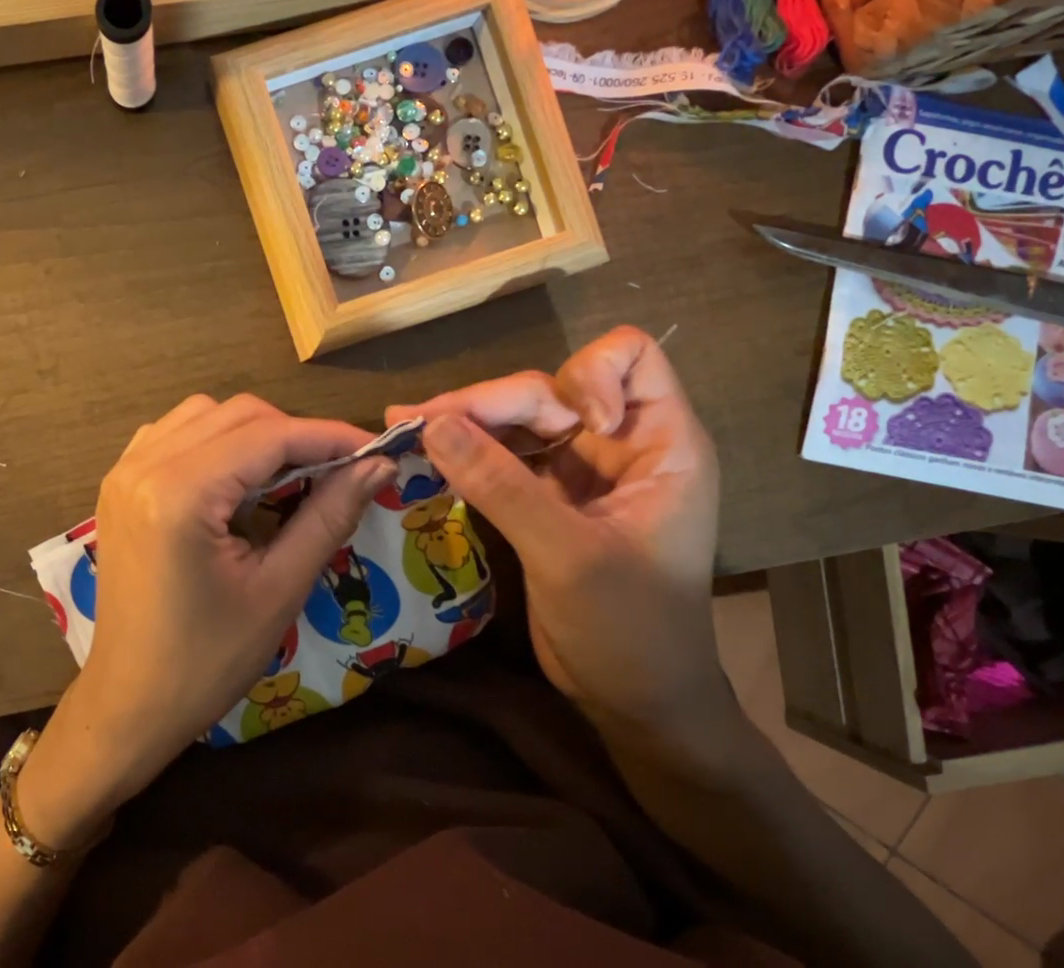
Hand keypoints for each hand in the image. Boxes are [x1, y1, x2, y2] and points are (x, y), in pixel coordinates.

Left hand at [18, 396, 391, 846]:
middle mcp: (144, 466)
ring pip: (204, 415)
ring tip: (288, 479)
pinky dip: (213, 442)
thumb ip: (328, 516)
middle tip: (337, 473)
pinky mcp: (118, 485)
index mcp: (180, 493)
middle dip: (293, 435)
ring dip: (252, 434)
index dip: (330, 436)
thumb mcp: (279, 589)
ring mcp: (124, 472)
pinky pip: (173, 434)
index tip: (378, 451)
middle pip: (237, 413)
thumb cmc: (208, 659)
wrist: (132, 700)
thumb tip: (378, 465)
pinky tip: (235, 481)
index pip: (268, 435)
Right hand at [386, 327, 729, 744]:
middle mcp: (618, 446)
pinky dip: (461, 453)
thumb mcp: (567, 554)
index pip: (630, 360)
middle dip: (489, 404)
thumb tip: (431, 424)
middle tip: (420, 423)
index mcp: (660, 445)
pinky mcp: (543, 499)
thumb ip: (501, 485)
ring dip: (463, 422)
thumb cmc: (630, 629)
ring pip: (516, 420)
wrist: (635, 702)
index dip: (586, 377)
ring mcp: (577, 472)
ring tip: (403, 428)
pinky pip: (499, 457)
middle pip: (550, 390)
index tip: (558, 426)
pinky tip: (420, 453)